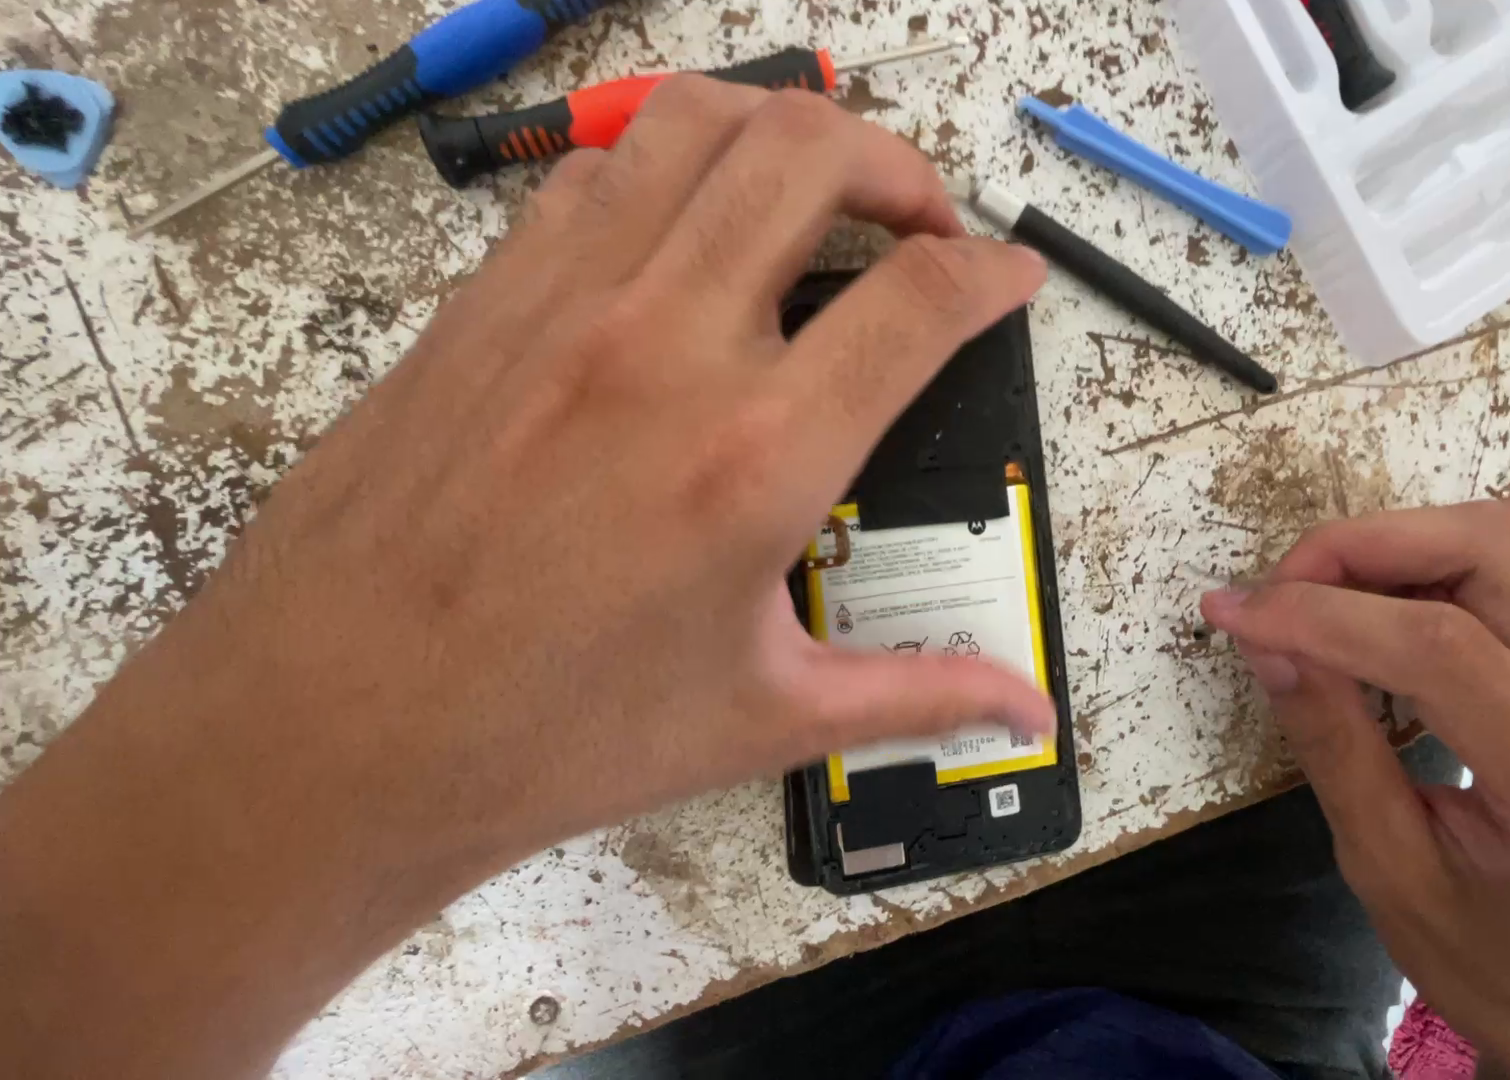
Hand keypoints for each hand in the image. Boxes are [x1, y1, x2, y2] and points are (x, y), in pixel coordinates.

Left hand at [0, 77, 1050, 1077]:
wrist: (334, 736)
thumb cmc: (565, 737)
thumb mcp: (774, 717)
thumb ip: (924, 694)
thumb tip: (1030, 714)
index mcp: (757, 456)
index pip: (916, 304)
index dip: (994, 275)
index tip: (1019, 276)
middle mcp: (666, 347)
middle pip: (810, 155)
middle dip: (903, 168)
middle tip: (930, 226)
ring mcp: (562, 306)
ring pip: (696, 125)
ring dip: (788, 136)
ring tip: (825, 199)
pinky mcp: (485, 303)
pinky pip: (600, 173)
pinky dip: (677, 165)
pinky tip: (697, 236)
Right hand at [1201, 499, 1509, 1079]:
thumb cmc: (1489, 968)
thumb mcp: (1383, 869)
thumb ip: (1329, 741)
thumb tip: (1266, 637)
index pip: (1443, 650)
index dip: (1319, 614)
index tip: (1231, 612)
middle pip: (1498, 553)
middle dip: (1363, 547)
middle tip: (1280, 589)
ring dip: (1398, 542)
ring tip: (1321, 594)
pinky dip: (1432, 559)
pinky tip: (1379, 607)